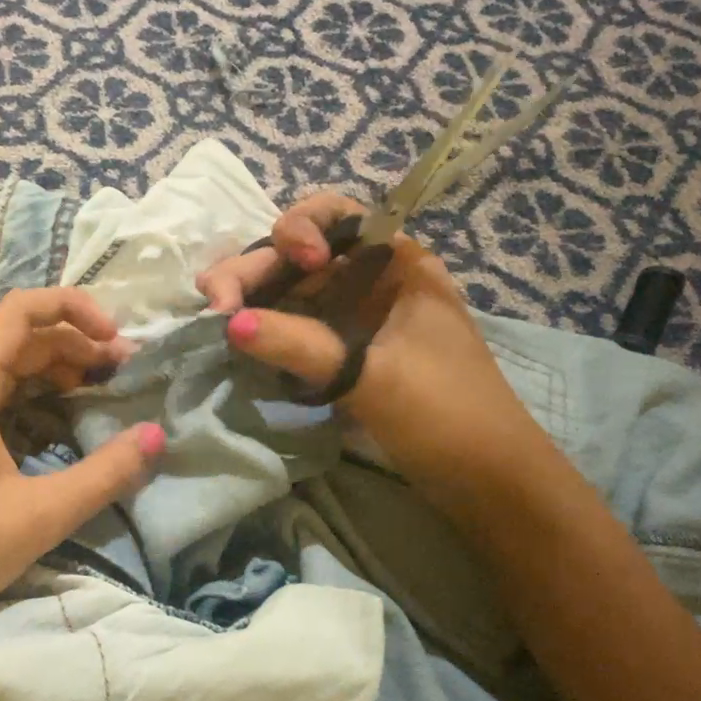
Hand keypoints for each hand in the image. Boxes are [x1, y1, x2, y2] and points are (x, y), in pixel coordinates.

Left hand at [0, 288, 165, 642]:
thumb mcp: (40, 516)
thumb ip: (104, 473)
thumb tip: (157, 435)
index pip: (20, 311)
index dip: (73, 307)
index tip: (117, 337)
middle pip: (20, 334)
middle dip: (77, 339)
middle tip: (127, 369)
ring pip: (10, 360)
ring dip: (60, 362)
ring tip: (108, 384)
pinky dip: (39, 387)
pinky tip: (70, 407)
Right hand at [197, 193, 558, 512]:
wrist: (487, 483)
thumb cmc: (447, 415)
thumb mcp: (372, 376)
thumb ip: (299, 345)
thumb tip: (228, 323)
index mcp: (396, 265)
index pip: (338, 217)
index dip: (303, 227)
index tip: (297, 262)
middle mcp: (368, 281)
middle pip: (298, 256)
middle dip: (254, 269)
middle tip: (213, 301)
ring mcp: (352, 318)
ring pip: (288, 291)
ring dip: (249, 299)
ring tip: (213, 319)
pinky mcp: (339, 352)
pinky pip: (292, 326)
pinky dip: (262, 328)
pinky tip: (234, 339)